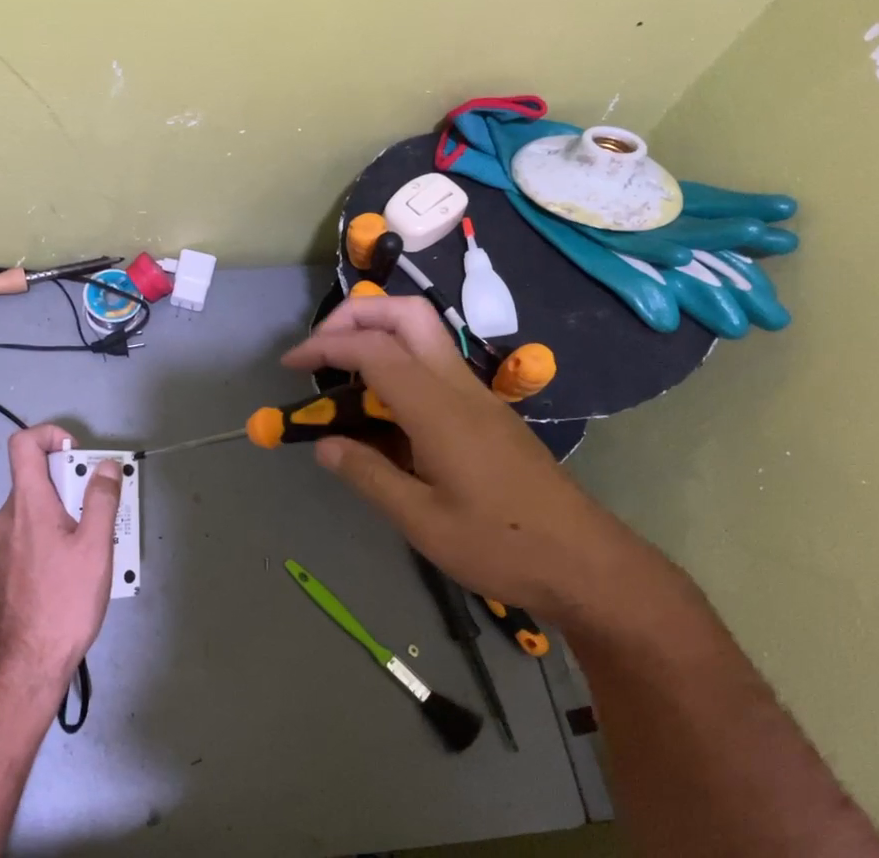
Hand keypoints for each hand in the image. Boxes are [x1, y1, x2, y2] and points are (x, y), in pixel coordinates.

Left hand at [0, 425, 121, 690]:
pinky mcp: (6, 569)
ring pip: (38, 511)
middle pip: (38, 480)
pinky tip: (78, 571)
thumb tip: (105, 465)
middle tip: (103, 512)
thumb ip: (101, 500)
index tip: (78, 453)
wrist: (26, 662)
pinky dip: (56, 537)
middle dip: (73, 485)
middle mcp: (8, 518)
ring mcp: (3, 545)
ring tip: (98, 548)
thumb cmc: (63, 601)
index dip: (49, 435)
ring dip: (68, 515)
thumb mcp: (95, 547)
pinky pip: (33, 536)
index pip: (23, 445)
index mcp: (27, 504)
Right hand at [280, 296, 659, 626]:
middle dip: (356, 316)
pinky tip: (380, 411)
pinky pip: (435, 366)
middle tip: (320, 350)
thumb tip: (325, 445)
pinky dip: (397, 365)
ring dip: (377, 336)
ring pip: (424, 335)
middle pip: (408, 315)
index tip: (291, 366)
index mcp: (438, 409)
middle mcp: (459, 388)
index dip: (325, 346)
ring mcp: (478, 397)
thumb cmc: (502, 546)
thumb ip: (368, 476)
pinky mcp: (487, 413)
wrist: (587, 562)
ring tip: (341, 378)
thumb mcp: (422, 522)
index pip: (374, 350)